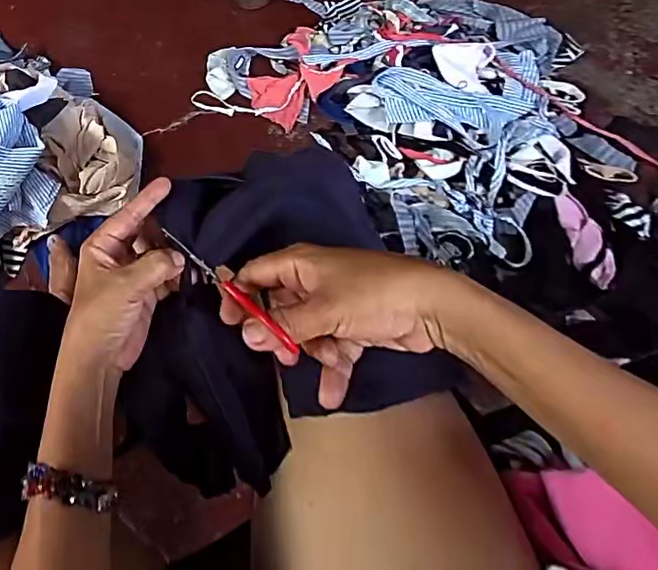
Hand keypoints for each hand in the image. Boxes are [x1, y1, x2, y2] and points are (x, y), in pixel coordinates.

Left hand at [50, 177, 185, 374]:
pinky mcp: (147, 291)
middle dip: (166, 228)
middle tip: (189, 220)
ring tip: (194, 246)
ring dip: (175, 252)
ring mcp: (133, 273)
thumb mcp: (125, 284)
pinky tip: (191, 270)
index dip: (148, 199)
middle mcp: (118, 255)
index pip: (129, 216)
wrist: (99, 360)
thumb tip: (180, 256)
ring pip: (160, 252)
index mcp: (102, 246)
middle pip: (147, 232)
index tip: (167, 183)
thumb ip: (156, 264)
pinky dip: (179, 272)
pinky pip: (167, 273)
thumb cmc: (100, 316)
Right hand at [220, 244, 462, 407]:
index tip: (228, 323)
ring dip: (312, 351)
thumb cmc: (372, 294)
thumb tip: (245, 332)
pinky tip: (332, 394)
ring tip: (329, 359)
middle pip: (278, 307)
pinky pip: (330, 347)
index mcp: (300, 263)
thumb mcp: (323, 311)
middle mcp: (312, 280)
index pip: (256, 273)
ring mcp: (332, 303)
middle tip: (283, 353)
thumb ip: (283, 324)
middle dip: (279, 334)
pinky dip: (332, 368)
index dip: (239, 295)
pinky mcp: (351, 325)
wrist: (429, 306)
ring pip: (304, 331)